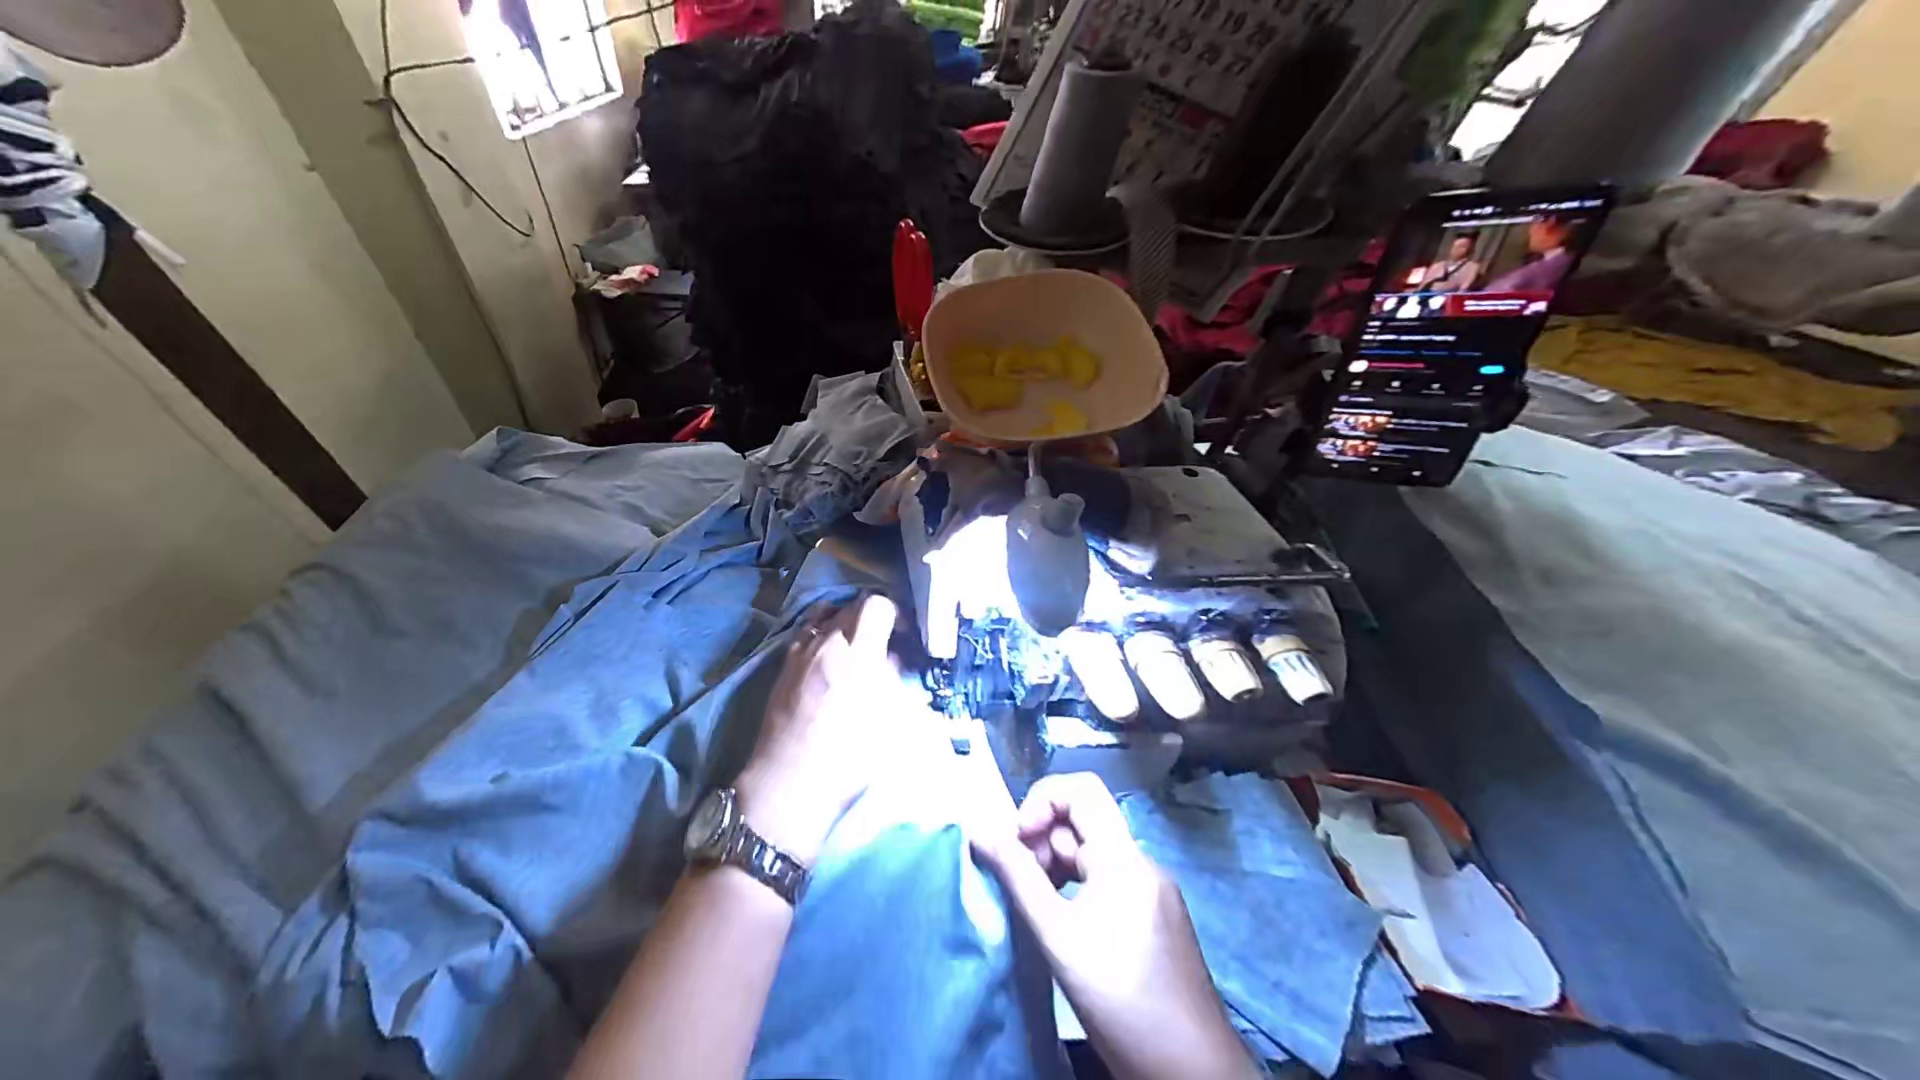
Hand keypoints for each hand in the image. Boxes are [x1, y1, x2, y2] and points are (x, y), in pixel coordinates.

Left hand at [736, 594, 900, 864]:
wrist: (790, 786)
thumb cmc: (849, 760)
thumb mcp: (891, 721)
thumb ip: (894, 680)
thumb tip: (891, 659)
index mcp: (858, 656)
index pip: (876, 605)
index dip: (892, 614)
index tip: (898, 633)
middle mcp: (827, 645)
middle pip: (851, 606)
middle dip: (870, 617)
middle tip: (880, 641)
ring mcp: (800, 653)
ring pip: (825, 615)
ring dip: (842, 622)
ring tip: (852, 645)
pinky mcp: (782, 666)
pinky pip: (805, 633)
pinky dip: (820, 634)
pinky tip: (827, 657)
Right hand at [972, 773, 1256, 1079]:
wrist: (1191, 1070)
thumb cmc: (1121, 1000)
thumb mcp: (1058, 936)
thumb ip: (1018, 877)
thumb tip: (981, 832)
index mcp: (1124, 858)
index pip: (1081, 791)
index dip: (1041, 801)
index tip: (1016, 839)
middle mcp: (1141, 863)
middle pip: (1083, 823)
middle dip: (1041, 840)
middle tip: (1017, 881)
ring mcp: (1150, 889)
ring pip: (1092, 854)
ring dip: (1055, 865)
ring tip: (1034, 903)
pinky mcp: (1152, 915)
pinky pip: (1106, 880)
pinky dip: (1075, 886)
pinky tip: (1059, 918)